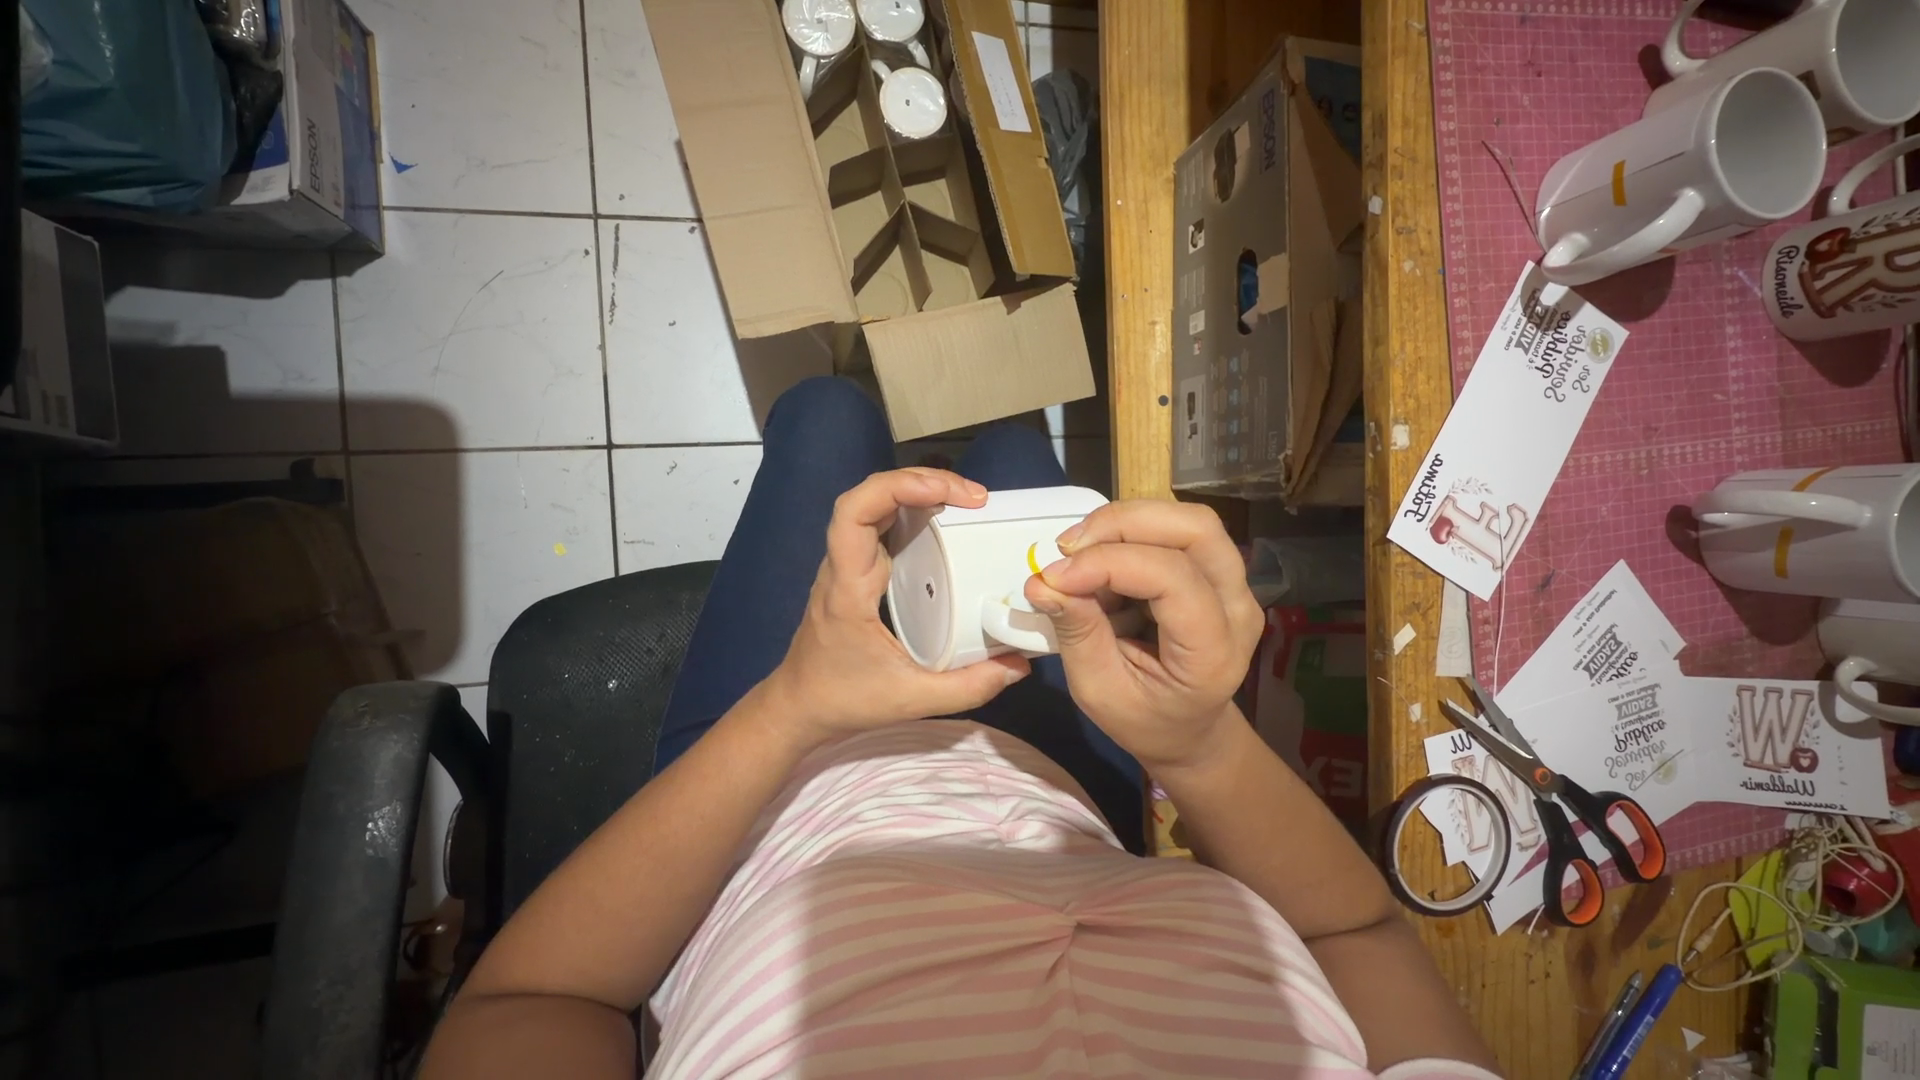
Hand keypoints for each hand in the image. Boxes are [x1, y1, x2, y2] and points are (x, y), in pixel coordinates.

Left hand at [765, 468, 1029, 747]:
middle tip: (976, 498)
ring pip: (875, 505)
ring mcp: (848, 565)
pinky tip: (947, 523)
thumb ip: (968, 687)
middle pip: (869, 497)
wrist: (800, 706)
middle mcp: (844, 566)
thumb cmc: (844, 700)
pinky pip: (881, 525)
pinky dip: (914, 511)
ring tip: (969, 502)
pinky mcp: (859, 572)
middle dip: (922, 482)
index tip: (948, 495)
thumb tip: (1018, 665)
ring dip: (919, 491)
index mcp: (847, 587)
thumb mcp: (911, 700)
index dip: (897, 487)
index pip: (853, 513)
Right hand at [1024, 501, 1263, 772]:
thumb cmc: (1144, 720)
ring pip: (1189, 520)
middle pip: (1196, 528)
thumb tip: (1041, 583)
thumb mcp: (1098, 691)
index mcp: (1213, 652)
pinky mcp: (1219, 572)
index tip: (1054, 576)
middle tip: (1069, 548)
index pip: (1173, 578)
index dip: (1109, 563)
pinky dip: (1130, 533)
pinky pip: (1177, 531)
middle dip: (1123, 523)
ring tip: (1081, 552)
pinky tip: (1101, 561)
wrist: (1189, 732)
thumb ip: (1077, 633)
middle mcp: (1238, 608)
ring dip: (1126, 523)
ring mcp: (1235, 585)